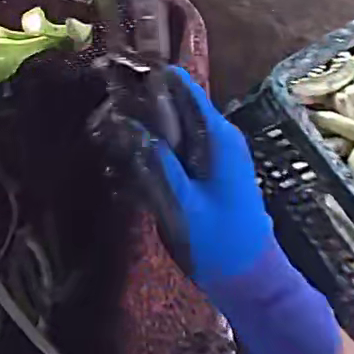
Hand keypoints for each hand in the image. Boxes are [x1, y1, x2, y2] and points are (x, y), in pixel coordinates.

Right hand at [117, 68, 342, 353]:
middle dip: (137, 102)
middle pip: (172, 102)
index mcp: (216, 135)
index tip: (112, 71)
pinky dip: (151, 147)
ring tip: (104, 132)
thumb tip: (127, 123)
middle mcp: (216, 136)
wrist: (253, 282)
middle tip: (100, 111)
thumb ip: (157, 161)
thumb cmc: (220, 243)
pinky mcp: (205, 171)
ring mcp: (212, 153)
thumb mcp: (183, 203)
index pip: (181, 86)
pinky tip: (124, 162)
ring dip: (141, 126)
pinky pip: (174, 146)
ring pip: (170, 124)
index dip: (147, 75)